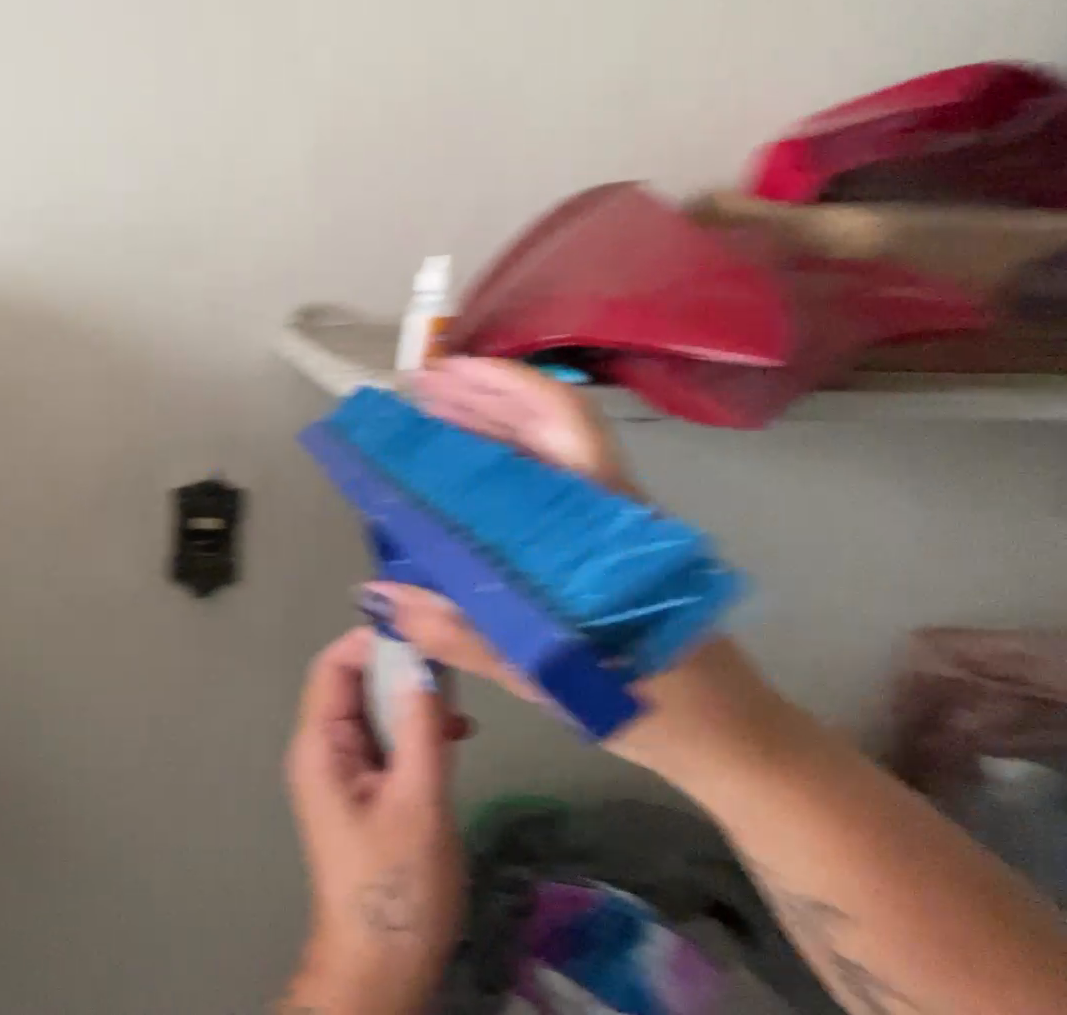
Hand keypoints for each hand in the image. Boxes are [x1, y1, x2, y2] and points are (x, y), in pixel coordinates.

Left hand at [283, 628, 467, 1013]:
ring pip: (371, 713)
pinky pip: (383, 742)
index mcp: (319, 745)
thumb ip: (420, 730)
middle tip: (452, 665)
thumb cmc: (395, 883)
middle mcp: (321, 750)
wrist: (380, 960)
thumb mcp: (418, 801)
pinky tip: (454, 738)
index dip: (370, 641)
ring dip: (410, 701)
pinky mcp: (361, 791)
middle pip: (351, 685)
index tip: (422, 632)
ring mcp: (340, 772)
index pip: (332, 668)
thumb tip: (423, 665)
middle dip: (397, 669)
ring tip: (459, 703)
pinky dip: (413, 733)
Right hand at [370, 358, 791, 784]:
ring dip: (486, 429)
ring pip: (543, 457)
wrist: (731, 738)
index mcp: (608, 522)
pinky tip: (456, 487)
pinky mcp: (596, 552)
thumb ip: (467, 635)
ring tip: (425, 418)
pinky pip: (539, 495)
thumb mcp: (555, 677)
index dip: (502, 388)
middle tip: (414, 391)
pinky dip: (495, 474)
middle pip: (546, 428)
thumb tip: (382, 596)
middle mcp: (606, 510)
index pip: (562, 425)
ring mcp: (602, 529)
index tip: (442, 375)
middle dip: (479, 399)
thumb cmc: (655, 704)